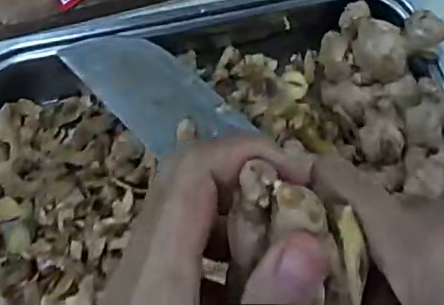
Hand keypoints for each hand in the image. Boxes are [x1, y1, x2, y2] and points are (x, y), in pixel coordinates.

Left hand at [102, 136, 329, 304]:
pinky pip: (179, 254)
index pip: (195, 165)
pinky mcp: (140, 300)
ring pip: (183, 217)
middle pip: (187, 180)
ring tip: (283, 242)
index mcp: (152, 268)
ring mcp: (132, 283)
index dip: (248, 152)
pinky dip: (219, 254)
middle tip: (297, 205)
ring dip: (235, 217)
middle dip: (247, 178)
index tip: (299, 176)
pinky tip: (250, 287)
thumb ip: (266, 300)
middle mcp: (134, 264)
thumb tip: (311, 240)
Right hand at [314, 157, 443, 304]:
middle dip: (358, 237)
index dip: (309, 180)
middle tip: (351, 282)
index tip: (283, 192)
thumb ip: (354, 285)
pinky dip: (436, 253)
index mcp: (415, 233)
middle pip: (378, 206)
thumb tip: (314, 258)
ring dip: (400, 248)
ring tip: (401, 293)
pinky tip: (443, 293)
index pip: (343, 180)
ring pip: (416, 218)